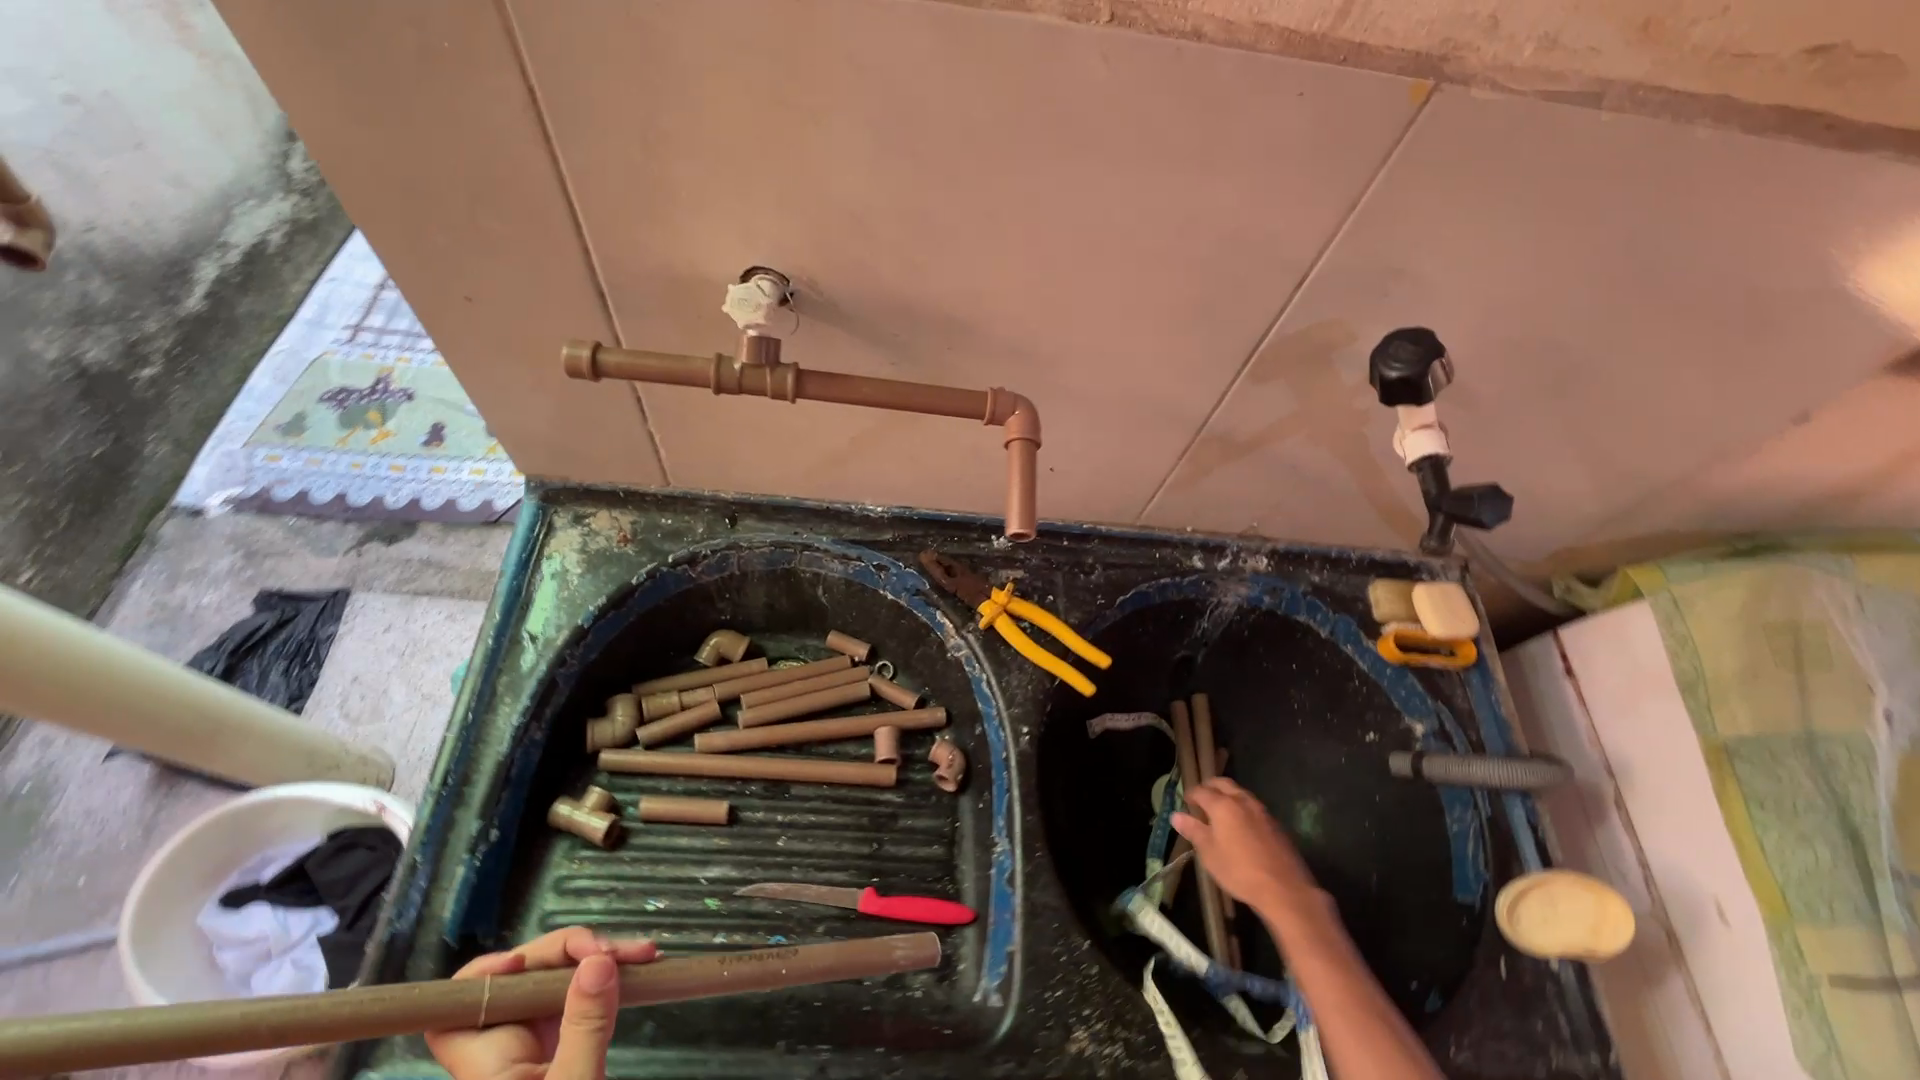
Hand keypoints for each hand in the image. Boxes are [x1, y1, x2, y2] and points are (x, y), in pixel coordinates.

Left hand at [426, 925, 657, 1079]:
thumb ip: (586, 1026)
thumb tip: (596, 962)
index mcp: (489, 1065)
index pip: (456, 1012)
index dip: (480, 977)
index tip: (522, 964)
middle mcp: (510, 1047)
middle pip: (521, 979)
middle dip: (564, 952)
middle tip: (610, 950)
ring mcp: (542, 1044)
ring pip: (558, 982)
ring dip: (599, 958)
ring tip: (644, 953)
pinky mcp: (571, 1044)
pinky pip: (585, 997)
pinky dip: (611, 979)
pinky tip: (642, 968)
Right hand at [1172, 777, 1317, 912]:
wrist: (1284, 888)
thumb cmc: (1239, 870)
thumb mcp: (1209, 853)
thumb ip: (1193, 830)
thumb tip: (1175, 815)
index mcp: (1223, 805)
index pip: (1201, 791)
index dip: (1190, 795)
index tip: (1185, 803)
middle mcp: (1243, 801)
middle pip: (1223, 783)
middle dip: (1209, 787)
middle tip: (1201, 800)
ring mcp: (1262, 811)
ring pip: (1240, 793)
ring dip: (1227, 796)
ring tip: (1219, 813)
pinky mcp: (1275, 824)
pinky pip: (1253, 807)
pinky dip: (1241, 808)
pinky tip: (1240, 827)